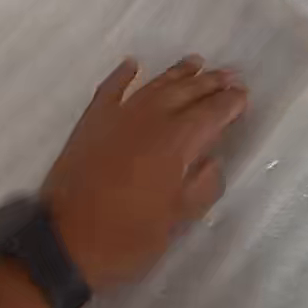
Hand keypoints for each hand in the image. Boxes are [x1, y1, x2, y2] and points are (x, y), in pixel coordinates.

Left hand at [42, 55, 246, 289]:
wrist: (63, 244)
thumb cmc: (128, 236)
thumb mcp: (179, 220)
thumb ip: (204, 185)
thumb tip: (213, 162)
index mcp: (177, 143)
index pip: (212, 114)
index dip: (231, 103)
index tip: (244, 96)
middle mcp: (151, 120)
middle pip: (187, 92)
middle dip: (211, 82)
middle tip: (230, 75)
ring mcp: (118, 118)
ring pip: (155, 86)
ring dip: (178, 73)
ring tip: (196, 62)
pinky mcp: (91, 123)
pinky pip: (111, 90)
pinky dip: (123, 75)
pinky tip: (134, 65)